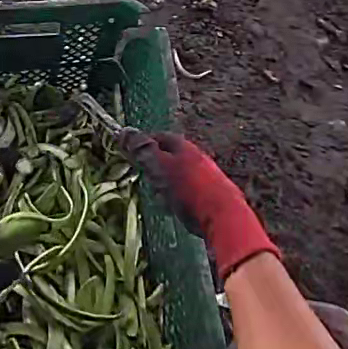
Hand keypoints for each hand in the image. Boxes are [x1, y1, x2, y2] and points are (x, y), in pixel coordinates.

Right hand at [126, 132, 277, 279]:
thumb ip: (141, 150)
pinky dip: (180, 197)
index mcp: (183, 146)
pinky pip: (190, 191)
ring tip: (160, 198)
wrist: (224, 217)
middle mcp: (197, 156)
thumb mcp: (159, 167)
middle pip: (169, 156)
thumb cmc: (188, 189)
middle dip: (155, 167)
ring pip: (179, 175)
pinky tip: (177, 209)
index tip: (130, 156)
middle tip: (145, 179)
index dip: (142, 145)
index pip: (157, 137)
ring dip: (167, 184)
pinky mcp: (213, 195)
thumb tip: (123, 131)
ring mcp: (207, 175)